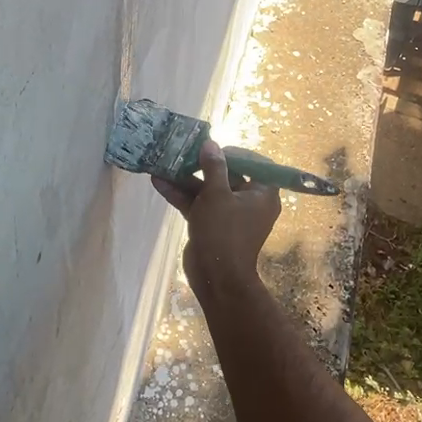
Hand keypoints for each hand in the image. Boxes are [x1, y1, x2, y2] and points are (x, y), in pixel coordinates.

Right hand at [151, 139, 281, 292]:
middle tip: (182, 153)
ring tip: (163, 164)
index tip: (213, 149)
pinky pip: (199, 205)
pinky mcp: (211, 225)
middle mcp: (248, 202)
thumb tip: (211, 144)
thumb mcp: (217, 194)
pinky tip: (159, 182)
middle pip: (227, 176)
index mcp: (262, 194)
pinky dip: (182, 195)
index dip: (234, 153)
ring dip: (186, 179)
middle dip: (201, 165)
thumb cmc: (223, 231)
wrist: (216, 277)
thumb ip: (213, 167)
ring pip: (208, 190)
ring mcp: (228, 215)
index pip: (254, 164)